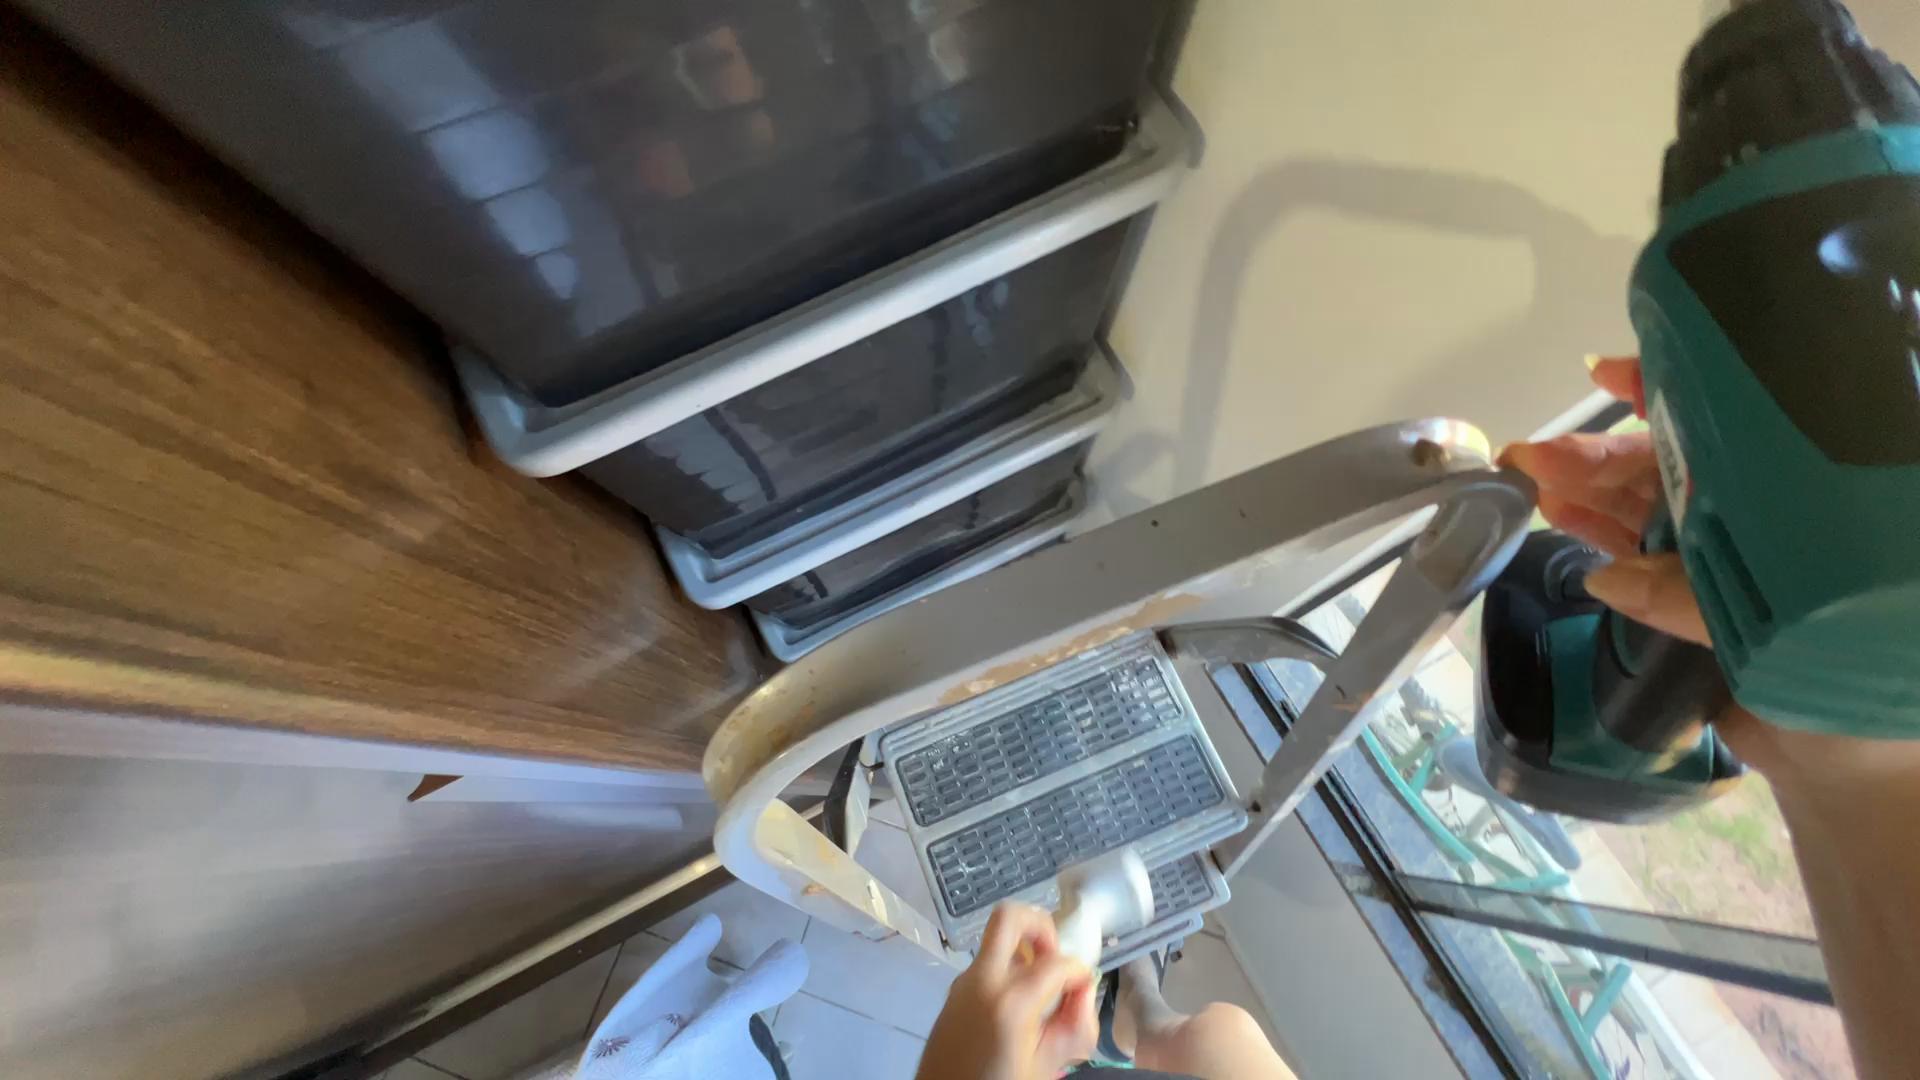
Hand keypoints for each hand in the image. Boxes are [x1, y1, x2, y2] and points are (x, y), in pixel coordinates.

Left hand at [917, 903, 1097, 1079]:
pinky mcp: (955, 989)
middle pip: (1010, 916)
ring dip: (1024, 948)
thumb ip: (1075, 1026)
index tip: (1082, 990)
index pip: (1057, 962)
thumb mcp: (1046, 1065)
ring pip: (997, 938)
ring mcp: (964, 980)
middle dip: (1040, 926)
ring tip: (1040, 987)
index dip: (1079, 972)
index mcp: (1010, 1000)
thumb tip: (1082, 990)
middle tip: (1054, 957)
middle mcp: (983, 978)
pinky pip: (987, 963)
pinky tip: (1019, 1004)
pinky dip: (1008, 968)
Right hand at [1499, 357, 1919, 801]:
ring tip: (1525, 476)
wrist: (1849, 766)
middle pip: (1680, 466)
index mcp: (1809, 506)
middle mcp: (1769, 516)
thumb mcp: (1795, 630)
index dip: (1680, 395)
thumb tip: (1607, 577)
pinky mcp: (1685, 587)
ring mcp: (1726, 552)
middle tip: (1533, 455)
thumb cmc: (1861, 688)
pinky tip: (1552, 510)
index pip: (1746, 430)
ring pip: (1645, 504)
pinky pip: (1628, 546)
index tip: (1614, 371)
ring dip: (1583, 488)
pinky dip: (1589, 527)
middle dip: (1605, 454)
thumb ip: (1702, 602)